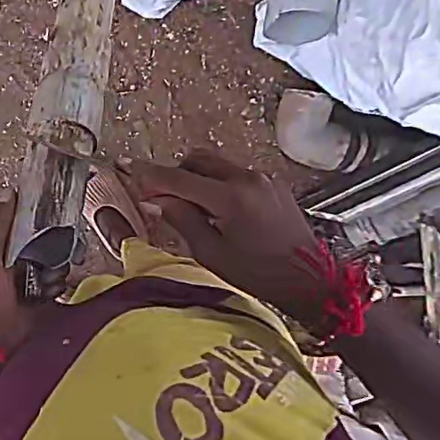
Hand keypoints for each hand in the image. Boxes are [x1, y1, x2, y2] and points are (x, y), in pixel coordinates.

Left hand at [0, 194, 45, 353]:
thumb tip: (9, 194)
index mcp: (1, 244)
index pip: (24, 218)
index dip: (38, 211)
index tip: (53, 204)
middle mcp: (19, 256)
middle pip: (46, 236)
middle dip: (52, 241)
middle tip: (49, 250)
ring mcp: (34, 274)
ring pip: (58, 257)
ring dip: (54, 267)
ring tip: (42, 280)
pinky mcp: (46, 292)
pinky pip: (61, 278)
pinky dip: (57, 283)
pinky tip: (47, 291)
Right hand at [124, 150, 326, 323]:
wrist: (309, 280)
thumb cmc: (260, 275)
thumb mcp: (212, 253)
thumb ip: (182, 220)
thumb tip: (158, 200)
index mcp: (230, 197)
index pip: (179, 178)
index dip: (150, 175)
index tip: (130, 170)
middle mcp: (247, 179)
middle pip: (197, 160)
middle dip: (176, 174)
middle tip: (164, 198)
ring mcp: (262, 179)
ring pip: (217, 164)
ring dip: (197, 178)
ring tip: (194, 210)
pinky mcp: (272, 184)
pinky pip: (235, 174)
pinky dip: (218, 184)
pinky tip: (219, 212)